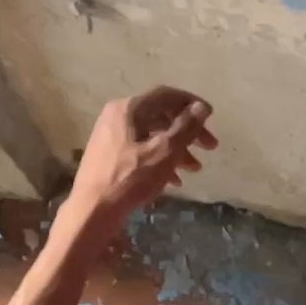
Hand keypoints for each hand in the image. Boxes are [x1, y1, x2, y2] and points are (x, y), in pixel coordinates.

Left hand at [68, 86, 217, 223]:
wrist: (93, 208)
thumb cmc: (130, 178)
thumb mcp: (164, 152)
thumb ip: (186, 128)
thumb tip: (202, 107)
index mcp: (130, 108)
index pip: (167, 95)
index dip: (192, 104)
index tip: (212, 118)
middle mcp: (118, 115)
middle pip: (161, 116)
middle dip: (188, 132)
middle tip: (210, 148)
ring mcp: (112, 135)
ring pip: (152, 135)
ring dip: (177, 149)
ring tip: (194, 169)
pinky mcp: (109, 155)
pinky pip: (141, 150)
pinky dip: (160, 159)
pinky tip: (174, 180)